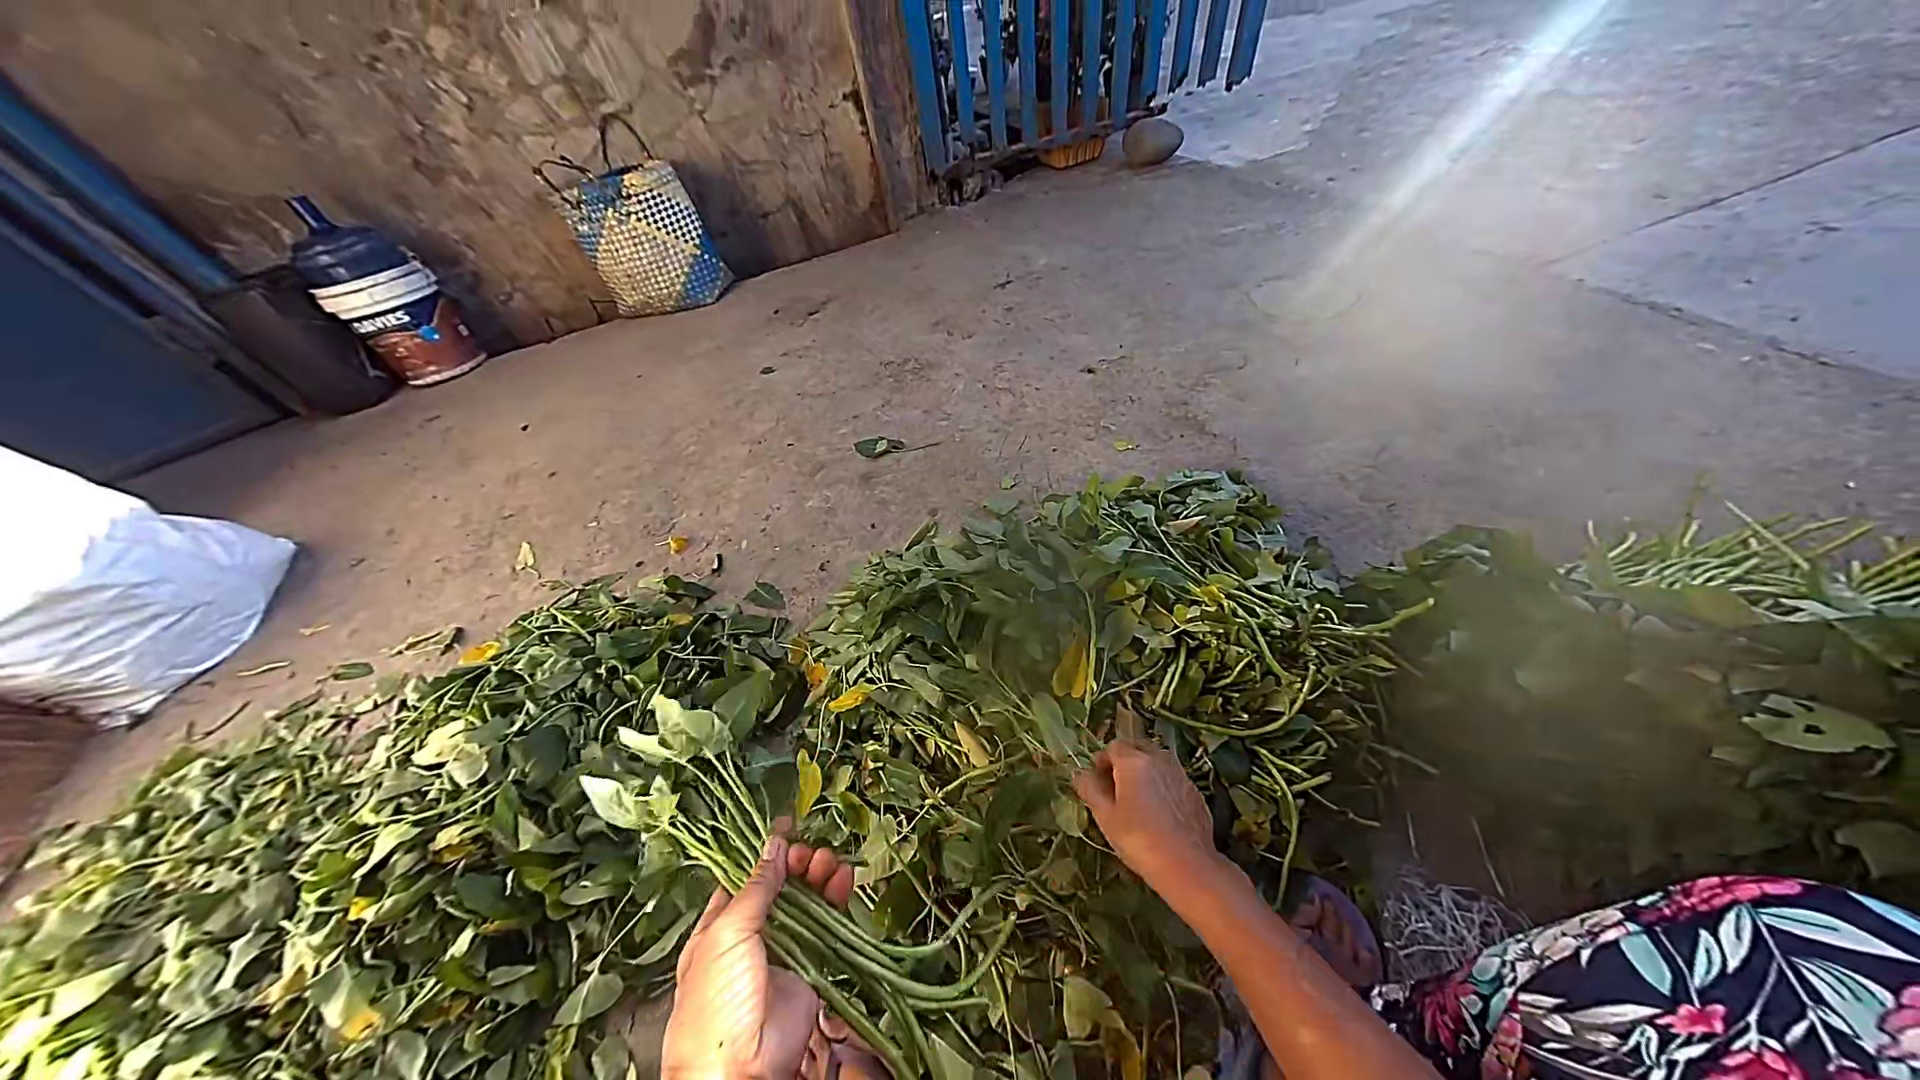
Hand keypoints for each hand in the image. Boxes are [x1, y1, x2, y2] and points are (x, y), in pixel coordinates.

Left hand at [661, 821, 854, 1079]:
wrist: (740, 1069)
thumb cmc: (716, 1000)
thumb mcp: (728, 932)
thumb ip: (756, 886)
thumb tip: (773, 843)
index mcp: (721, 923)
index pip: (747, 874)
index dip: (767, 849)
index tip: (788, 824)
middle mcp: (754, 931)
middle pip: (782, 883)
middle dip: (796, 861)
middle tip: (808, 850)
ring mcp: (785, 947)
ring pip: (808, 900)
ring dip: (818, 875)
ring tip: (827, 861)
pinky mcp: (812, 963)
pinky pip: (829, 923)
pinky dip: (837, 897)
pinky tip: (843, 878)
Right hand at [1071, 739, 1223, 891]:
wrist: (1187, 865)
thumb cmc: (1139, 839)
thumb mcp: (1105, 816)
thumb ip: (1090, 788)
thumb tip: (1080, 774)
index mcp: (1134, 761)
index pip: (1113, 747)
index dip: (1101, 762)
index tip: (1097, 781)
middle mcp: (1159, 759)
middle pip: (1136, 748)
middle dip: (1124, 761)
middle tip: (1115, 787)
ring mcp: (1179, 773)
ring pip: (1156, 762)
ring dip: (1143, 771)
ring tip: (1136, 799)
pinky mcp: (1194, 791)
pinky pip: (1171, 778)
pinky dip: (1161, 785)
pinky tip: (1158, 811)